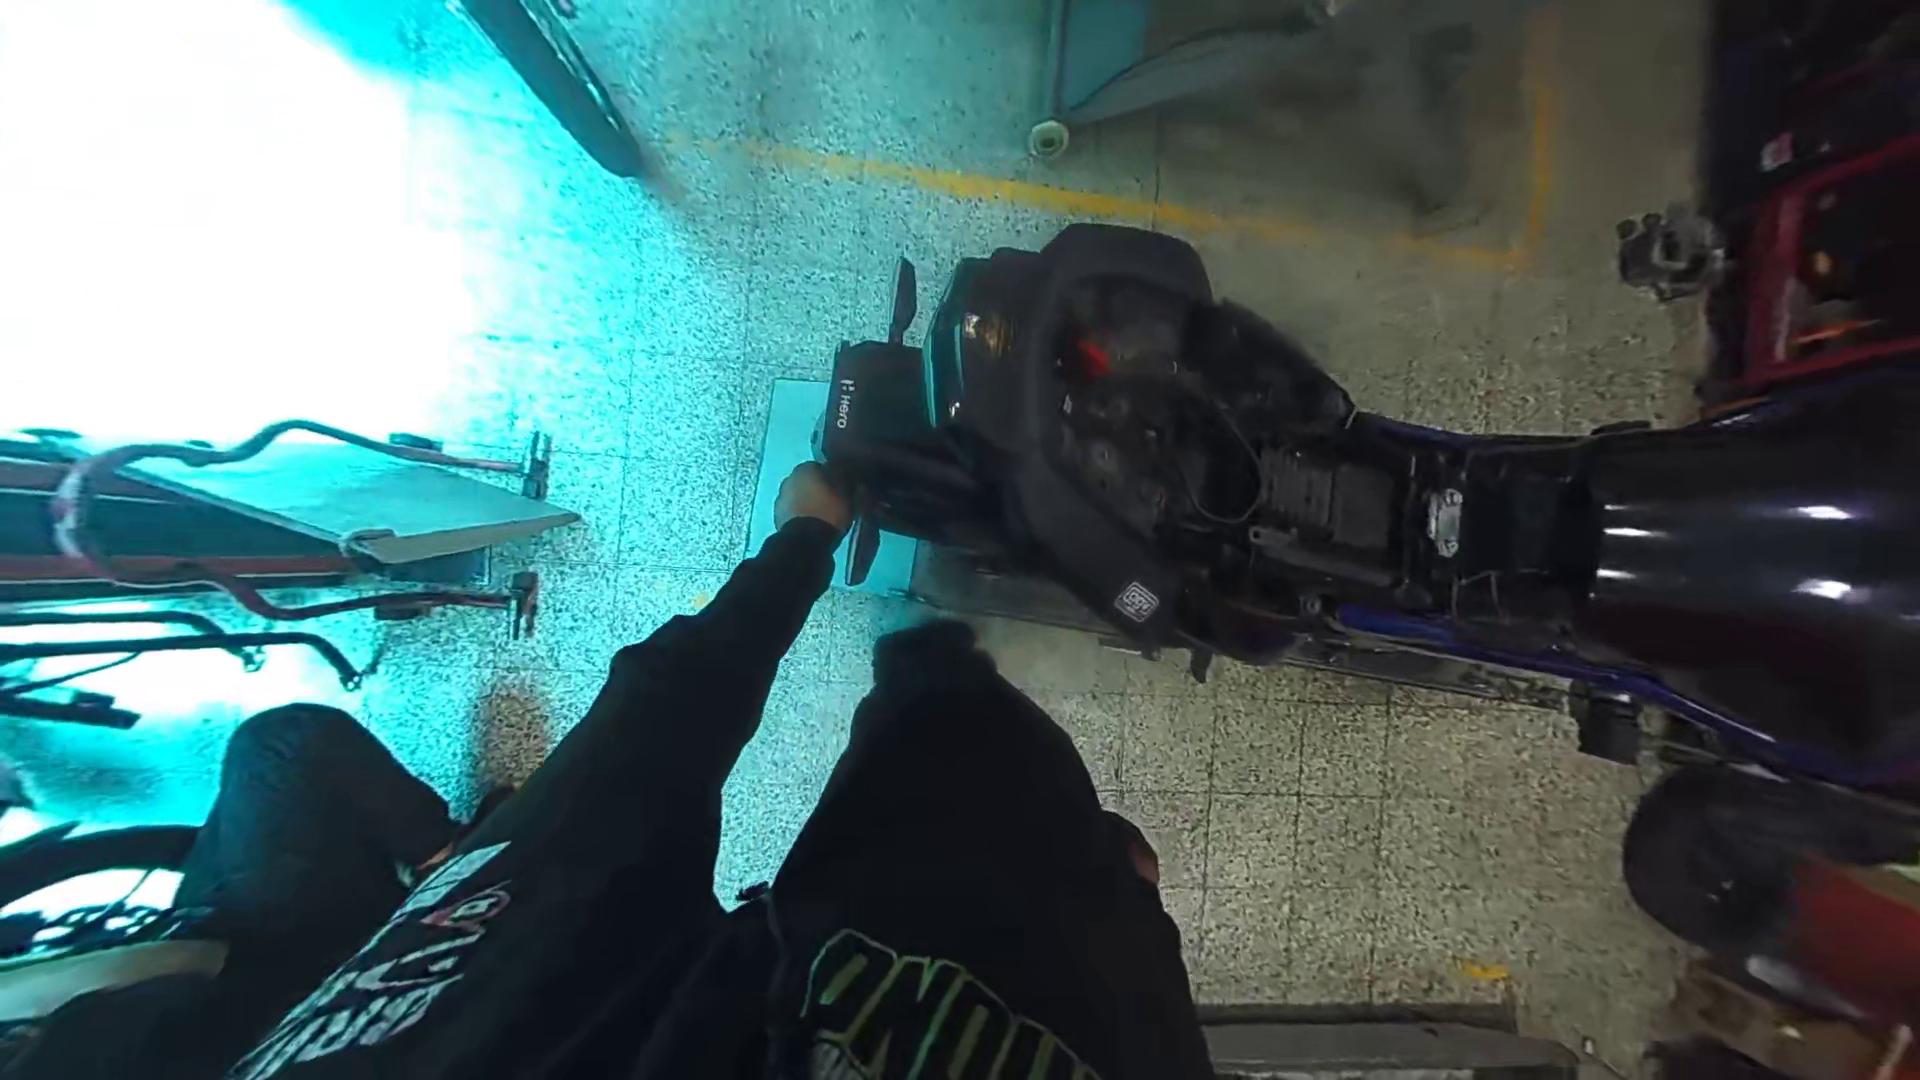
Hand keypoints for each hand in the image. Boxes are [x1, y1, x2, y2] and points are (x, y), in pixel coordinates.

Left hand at [775, 462, 851, 535]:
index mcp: (807, 467)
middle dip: (817, 489)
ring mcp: (780, 497)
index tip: (841, 489)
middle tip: (832, 501)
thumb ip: (849, 482)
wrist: (806, 540)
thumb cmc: (830, 511)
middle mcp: (790, 477)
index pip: (822, 467)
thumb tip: (851, 478)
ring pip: (798, 495)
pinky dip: (800, 514)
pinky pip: (793, 510)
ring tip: (821, 515)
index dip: (833, 478)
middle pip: (808, 481)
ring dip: (807, 501)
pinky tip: (811, 523)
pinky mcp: (777, 515)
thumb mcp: (849, 495)